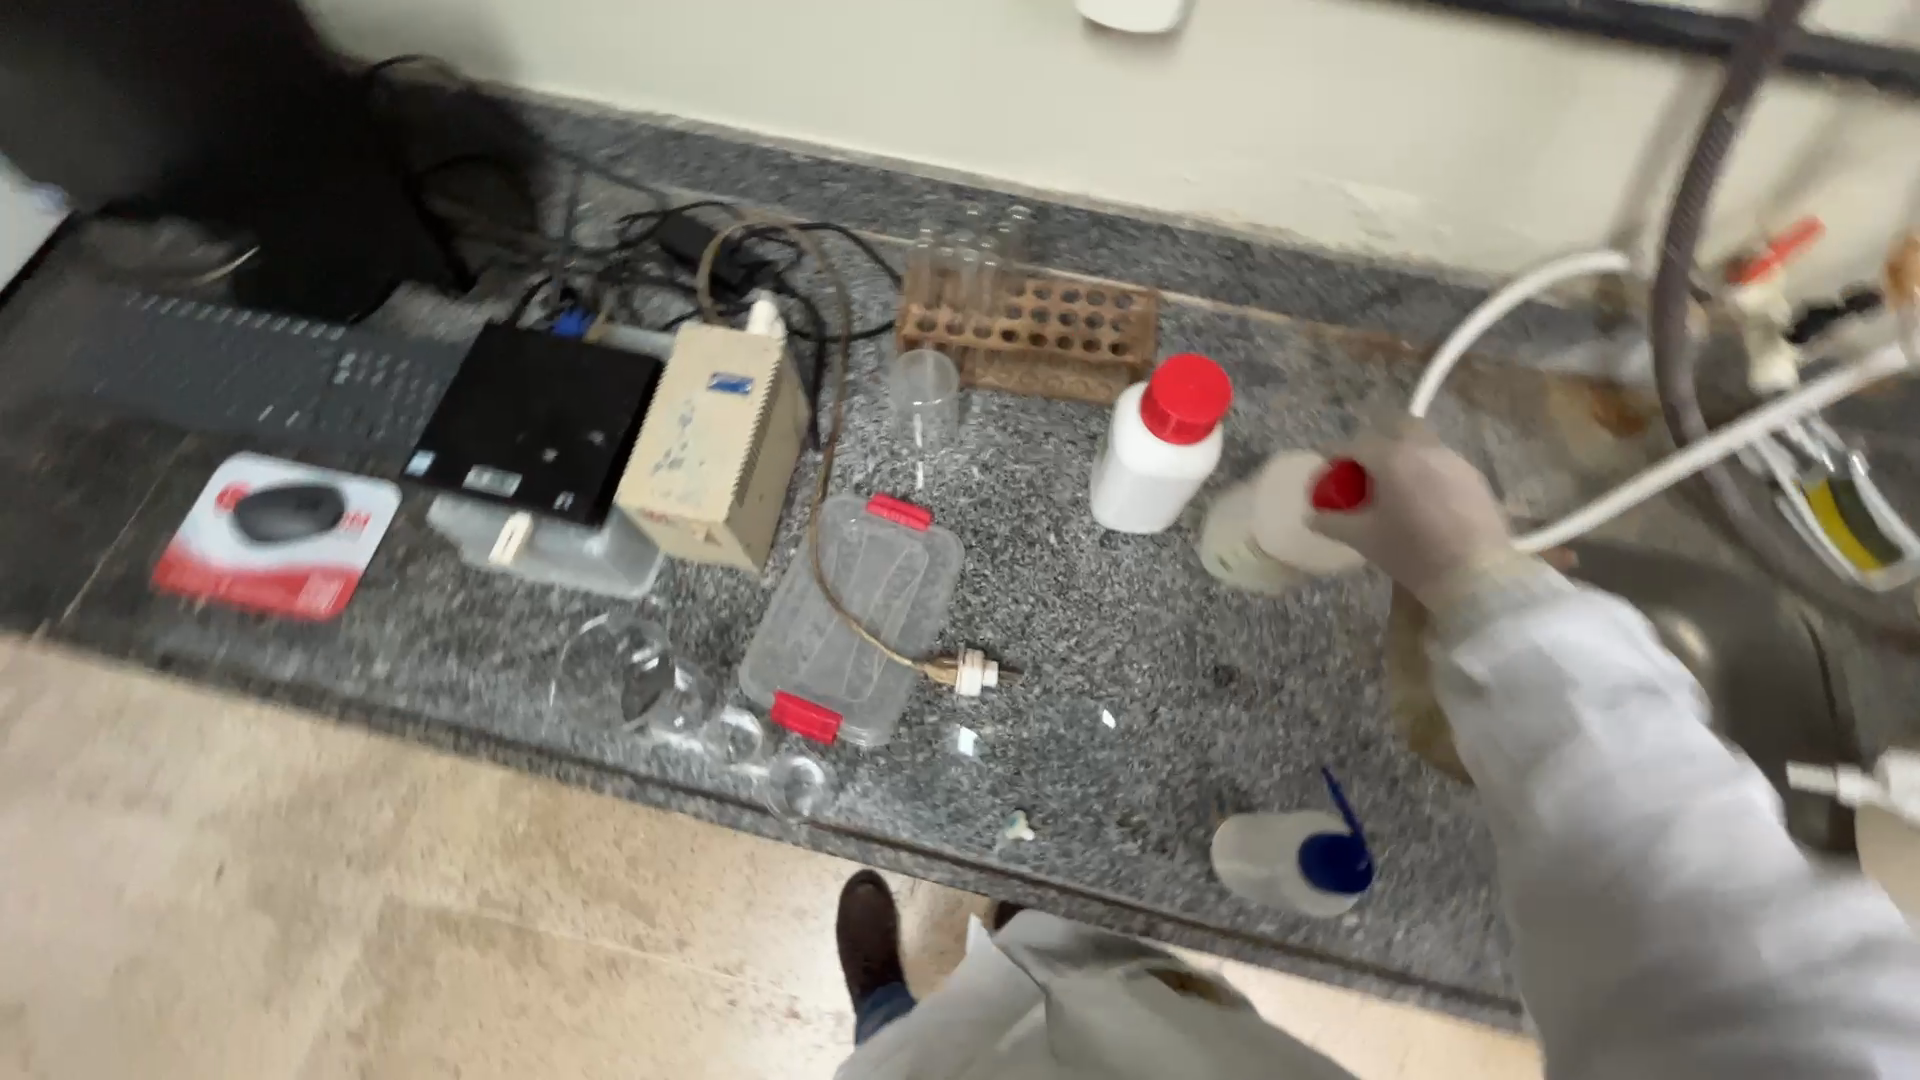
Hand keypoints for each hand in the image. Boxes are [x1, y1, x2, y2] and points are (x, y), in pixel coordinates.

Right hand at [1307, 419, 1515, 605]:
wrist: (1474, 574)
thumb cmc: (1410, 552)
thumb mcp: (1362, 538)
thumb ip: (1331, 522)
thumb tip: (1311, 516)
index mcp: (1393, 459)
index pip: (1355, 444)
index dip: (1335, 454)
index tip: (1325, 469)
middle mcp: (1425, 450)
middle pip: (1397, 427)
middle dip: (1375, 441)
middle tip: (1362, 469)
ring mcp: (1454, 461)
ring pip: (1422, 444)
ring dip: (1402, 456)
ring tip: (1391, 487)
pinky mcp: (1474, 478)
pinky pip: (1441, 463)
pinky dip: (1423, 471)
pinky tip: (1419, 499)